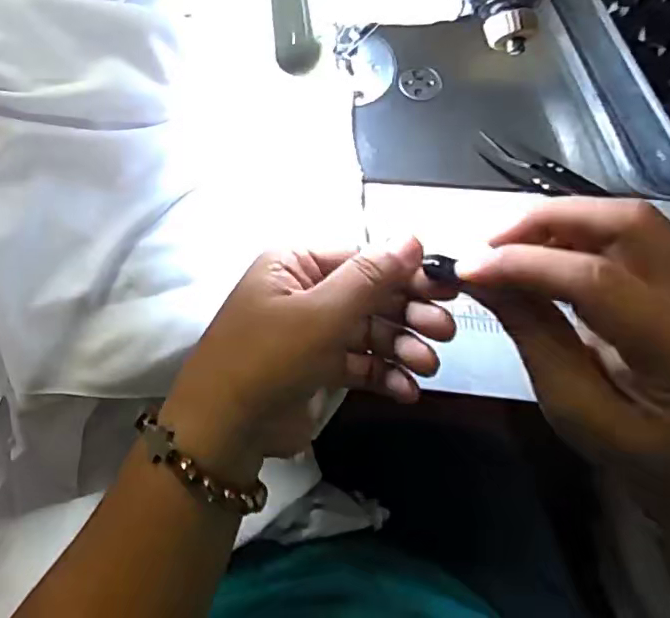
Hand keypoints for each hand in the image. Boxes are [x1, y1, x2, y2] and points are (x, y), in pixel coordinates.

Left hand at [159, 239, 457, 480]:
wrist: (224, 431)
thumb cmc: (268, 356)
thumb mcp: (322, 313)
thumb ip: (371, 277)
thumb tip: (412, 238)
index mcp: (297, 264)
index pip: (362, 258)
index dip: (405, 272)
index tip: (445, 288)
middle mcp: (305, 291)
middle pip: (370, 294)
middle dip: (408, 312)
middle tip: (444, 332)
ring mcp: (312, 332)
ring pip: (369, 330)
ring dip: (401, 346)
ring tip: (427, 365)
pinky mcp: (319, 369)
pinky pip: (361, 363)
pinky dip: (385, 374)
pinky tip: (408, 390)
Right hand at [464, 199, 669, 545]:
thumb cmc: (650, 467)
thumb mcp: (579, 416)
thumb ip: (534, 338)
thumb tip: (481, 278)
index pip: (601, 282)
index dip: (528, 264)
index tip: (472, 268)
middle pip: (631, 224)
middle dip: (553, 219)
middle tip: (497, 244)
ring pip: (633, 219)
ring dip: (567, 219)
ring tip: (517, 245)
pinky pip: (635, 235)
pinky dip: (584, 231)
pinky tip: (550, 253)